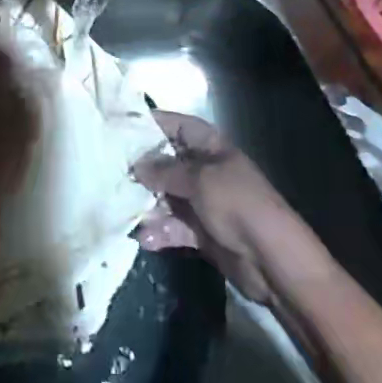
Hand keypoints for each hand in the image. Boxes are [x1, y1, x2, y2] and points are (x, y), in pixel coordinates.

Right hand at [133, 111, 317, 303]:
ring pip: (166, 197)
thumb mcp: (200, 180)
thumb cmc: (238, 205)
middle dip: (142, 168)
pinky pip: (174, 226)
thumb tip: (136, 164)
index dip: (152, 123)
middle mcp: (204, 170)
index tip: (120, 125)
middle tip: (109, 172)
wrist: (272, 259)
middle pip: (167, 162)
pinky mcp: (201, 232)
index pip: (178, 126)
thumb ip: (166, 171)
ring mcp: (203, 202)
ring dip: (147, 205)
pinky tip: (145, 238)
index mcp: (210, 147)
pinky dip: (160, 232)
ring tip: (123, 212)